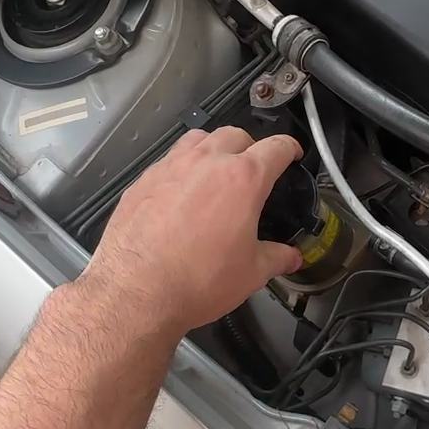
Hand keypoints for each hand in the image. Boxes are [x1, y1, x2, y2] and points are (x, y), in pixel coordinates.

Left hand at [77, 127, 305, 338]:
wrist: (137, 293)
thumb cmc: (196, 281)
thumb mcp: (252, 273)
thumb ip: (276, 257)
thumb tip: (289, 257)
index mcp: (242, 180)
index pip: (275, 148)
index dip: (289, 148)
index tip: (292, 153)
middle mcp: (206, 164)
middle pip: (235, 135)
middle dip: (251, 147)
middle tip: (255, 168)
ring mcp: (170, 168)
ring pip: (198, 139)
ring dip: (214, 148)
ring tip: (218, 171)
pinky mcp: (143, 182)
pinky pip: (169, 161)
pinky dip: (183, 168)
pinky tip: (183, 194)